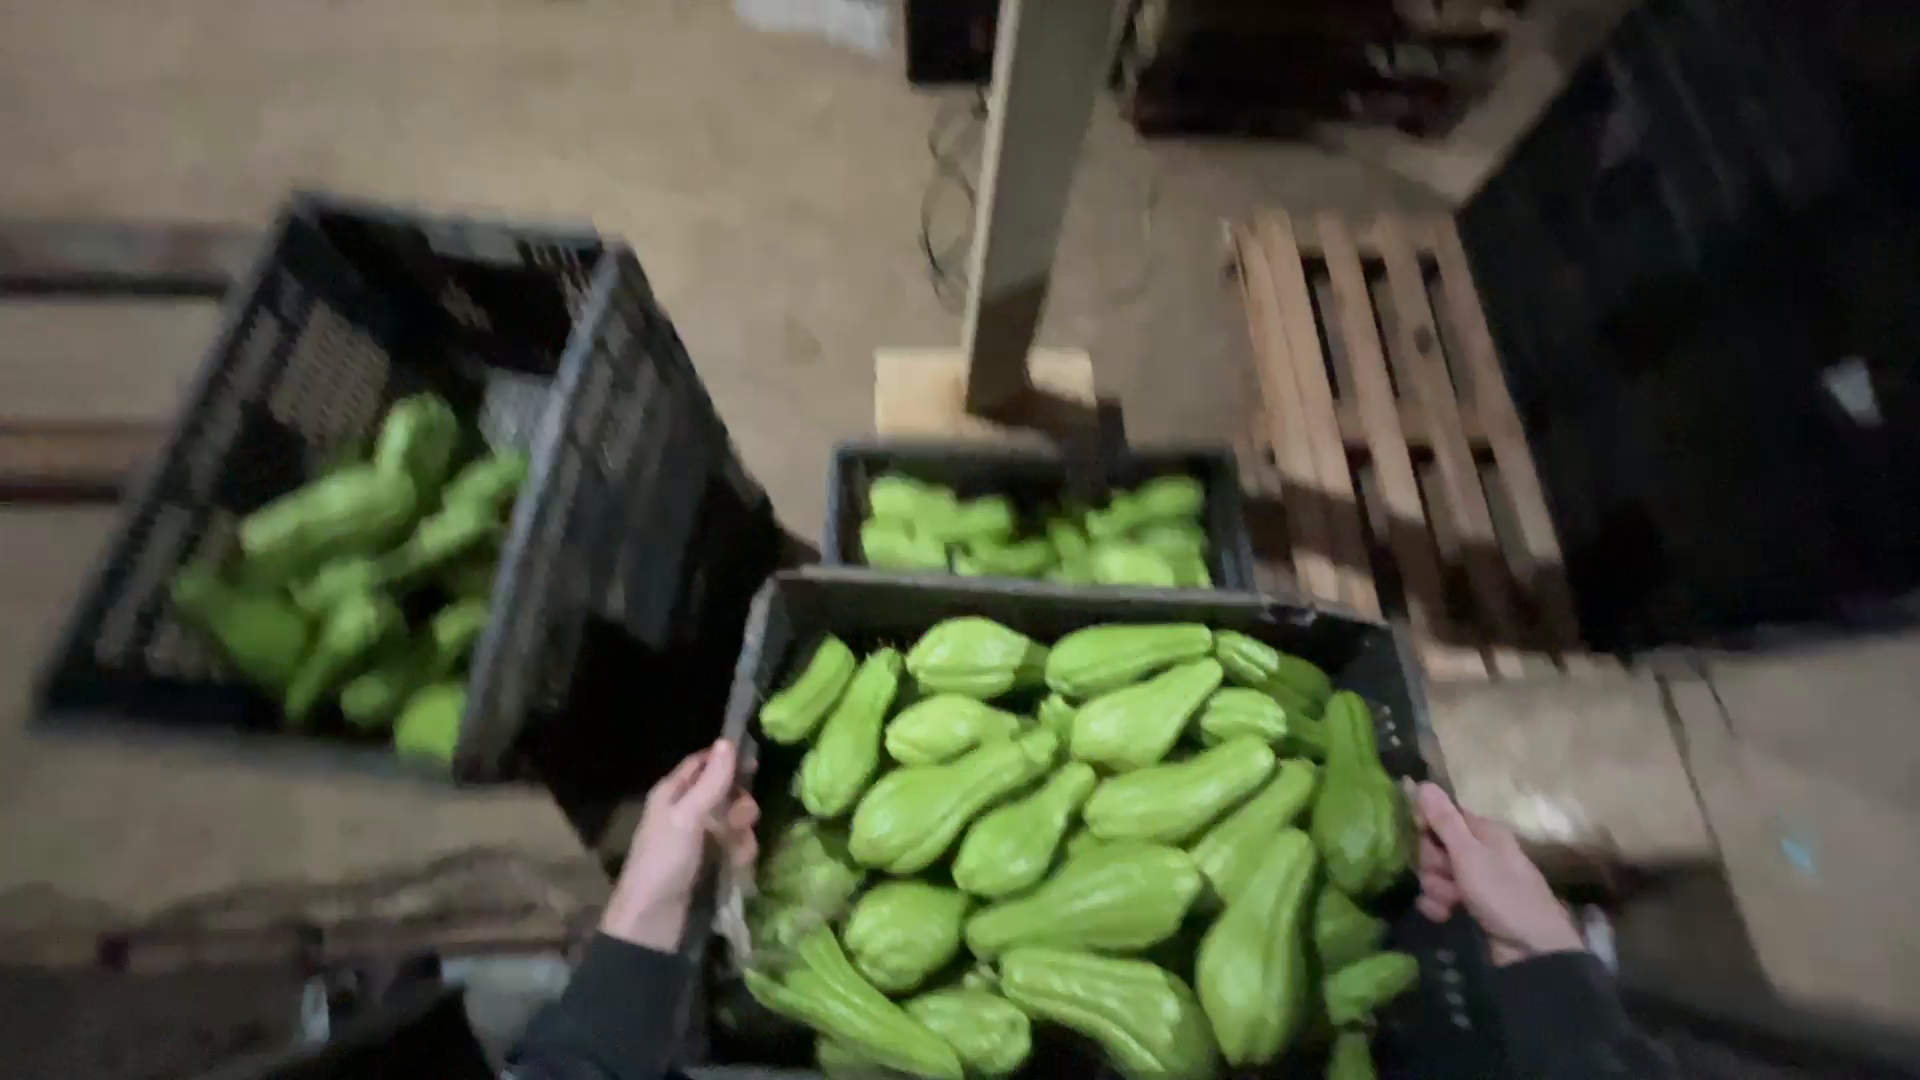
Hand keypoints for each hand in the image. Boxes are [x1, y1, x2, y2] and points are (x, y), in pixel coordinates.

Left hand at [601, 740, 759, 951]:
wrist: (652, 923)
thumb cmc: (664, 861)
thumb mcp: (688, 817)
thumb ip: (711, 781)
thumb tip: (728, 740)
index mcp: (671, 792)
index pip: (702, 762)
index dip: (726, 759)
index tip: (754, 763)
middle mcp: (684, 809)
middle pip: (723, 790)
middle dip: (739, 802)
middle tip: (745, 817)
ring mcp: (696, 836)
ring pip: (732, 817)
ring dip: (742, 830)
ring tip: (740, 848)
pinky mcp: (707, 860)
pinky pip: (732, 843)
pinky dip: (740, 850)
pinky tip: (739, 862)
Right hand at [1413, 782, 1583, 966]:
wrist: (1534, 952)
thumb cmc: (1503, 894)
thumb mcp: (1469, 854)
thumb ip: (1444, 819)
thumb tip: (1422, 782)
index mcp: (1484, 832)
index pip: (1442, 815)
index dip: (1426, 825)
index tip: (1420, 837)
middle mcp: (1480, 851)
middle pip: (1435, 845)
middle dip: (1430, 862)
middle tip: (1440, 874)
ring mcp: (1477, 879)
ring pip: (1436, 872)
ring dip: (1434, 886)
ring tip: (1447, 901)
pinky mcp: (1472, 904)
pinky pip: (1442, 895)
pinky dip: (1439, 904)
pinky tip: (1443, 914)